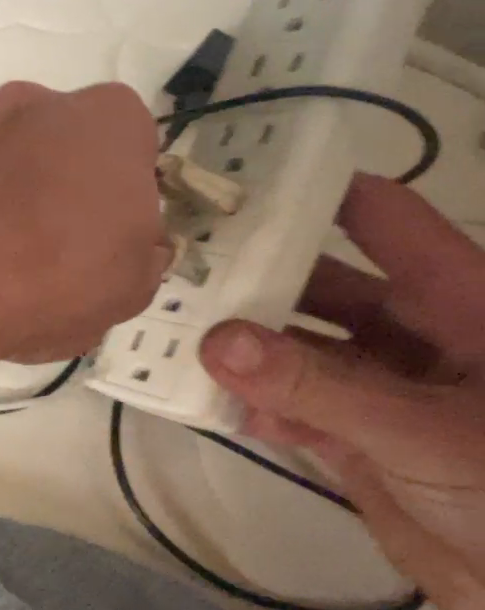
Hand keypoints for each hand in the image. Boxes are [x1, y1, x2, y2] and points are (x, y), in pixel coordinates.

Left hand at [0, 81, 169, 365]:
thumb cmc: (41, 284)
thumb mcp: (128, 287)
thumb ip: (138, 249)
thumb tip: (129, 243)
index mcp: (100, 122)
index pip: (120, 142)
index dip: (107, 187)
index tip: (92, 229)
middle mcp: (21, 103)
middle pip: (39, 137)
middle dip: (34, 177)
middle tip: (23, 240)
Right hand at [200, 174, 484, 609]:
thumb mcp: (424, 433)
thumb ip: (314, 386)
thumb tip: (211, 339)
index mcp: (464, 306)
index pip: (383, 220)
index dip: (312, 189)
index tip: (225, 174)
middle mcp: (417, 334)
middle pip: (315, 281)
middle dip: (244, 272)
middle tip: (158, 259)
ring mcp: (379, 386)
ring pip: (290, 344)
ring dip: (230, 341)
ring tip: (154, 326)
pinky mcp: (352, 434)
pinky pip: (281, 401)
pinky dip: (239, 398)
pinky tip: (192, 394)